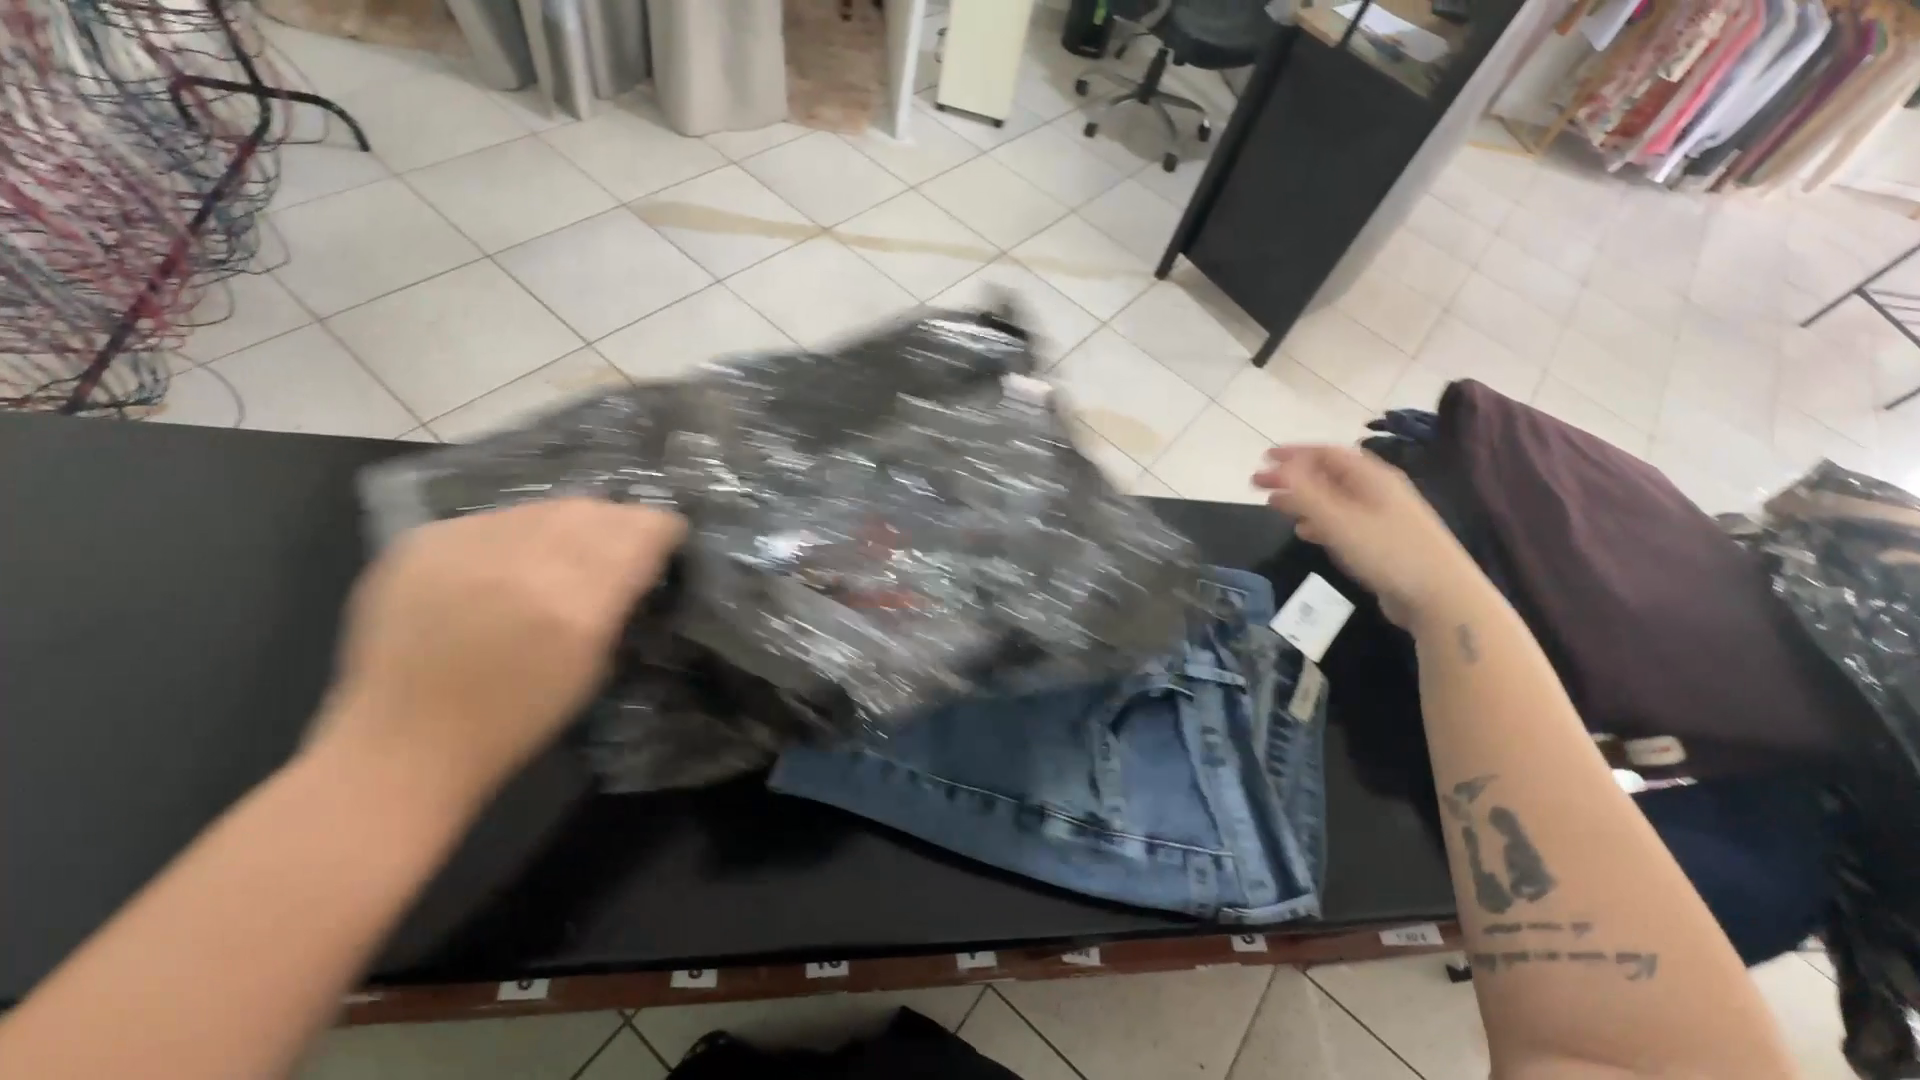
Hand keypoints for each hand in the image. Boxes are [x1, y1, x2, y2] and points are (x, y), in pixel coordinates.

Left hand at [313, 499, 685, 807]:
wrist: (403, 741)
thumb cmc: (515, 720)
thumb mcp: (594, 666)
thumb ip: (618, 604)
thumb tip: (636, 562)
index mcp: (578, 602)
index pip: (641, 529)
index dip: (661, 531)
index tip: (667, 541)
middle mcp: (527, 560)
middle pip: (595, 510)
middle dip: (616, 523)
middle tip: (619, 546)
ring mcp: (469, 543)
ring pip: (543, 507)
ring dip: (565, 525)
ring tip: (561, 556)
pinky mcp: (424, 540)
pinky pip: (492, 519)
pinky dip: (512, 536)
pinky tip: (504, 568)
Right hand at [1252, 446, 1486, 630]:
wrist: (1441, 597)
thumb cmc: (1388, 553)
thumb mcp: (1341, 521)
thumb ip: (1306, 494)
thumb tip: (1278, 467)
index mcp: (1371, 478)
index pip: (1326, 453)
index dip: (1293, 453)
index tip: (1263, 458)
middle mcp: (1377, 491)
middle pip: (1329, 474)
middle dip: (1293, 477)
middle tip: (1259, 484)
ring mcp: (1382, 517)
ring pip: (1334, 499)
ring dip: (1303, 499)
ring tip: (1274, 506)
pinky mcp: (1382, 542)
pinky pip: (1342, 522)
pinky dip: (1319, 521)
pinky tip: (1304, 533)